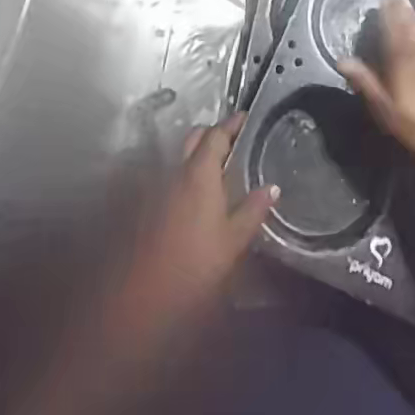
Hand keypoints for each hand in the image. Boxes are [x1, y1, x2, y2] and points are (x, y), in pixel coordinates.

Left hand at [104, 115, 275, 350]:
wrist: (142, 298)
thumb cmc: (195, 263)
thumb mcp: (234, 239)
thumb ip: (253, 209)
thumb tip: (273, 187)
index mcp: (199, 175)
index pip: (216, 137)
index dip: (231, 124)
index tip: (245, 117)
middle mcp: (174, 173)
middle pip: (192, 139)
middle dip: (211, 133)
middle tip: (232, 138)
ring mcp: (156, 188)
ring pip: (178, 157)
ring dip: (195, 152)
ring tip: (216, 163)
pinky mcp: (144, 206)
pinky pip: (168, 177)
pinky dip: (183, 173)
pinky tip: (194, 191)